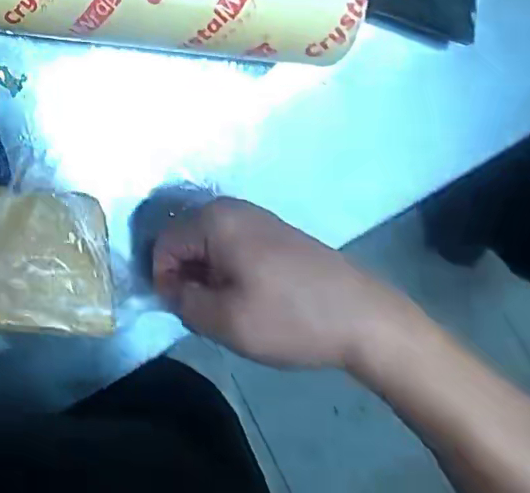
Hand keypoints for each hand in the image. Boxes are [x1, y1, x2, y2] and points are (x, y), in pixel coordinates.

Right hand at [152, 197, 419, 370]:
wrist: (365, 319)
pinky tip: (251, 298)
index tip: (183, 312)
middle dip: (187, 276)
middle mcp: (230, 207)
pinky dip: (229, 270)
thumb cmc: (290, 317)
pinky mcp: (274, 231)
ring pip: (208, 244)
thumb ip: (184, 303)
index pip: (163, 242)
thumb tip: (171, 288)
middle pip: (185, 239)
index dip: (163, 279)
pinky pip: (232, 244)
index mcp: (213, 219)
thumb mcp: (226, 321)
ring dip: (208, 276)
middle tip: (206, 314)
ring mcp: (255, 216)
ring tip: (230, 310)